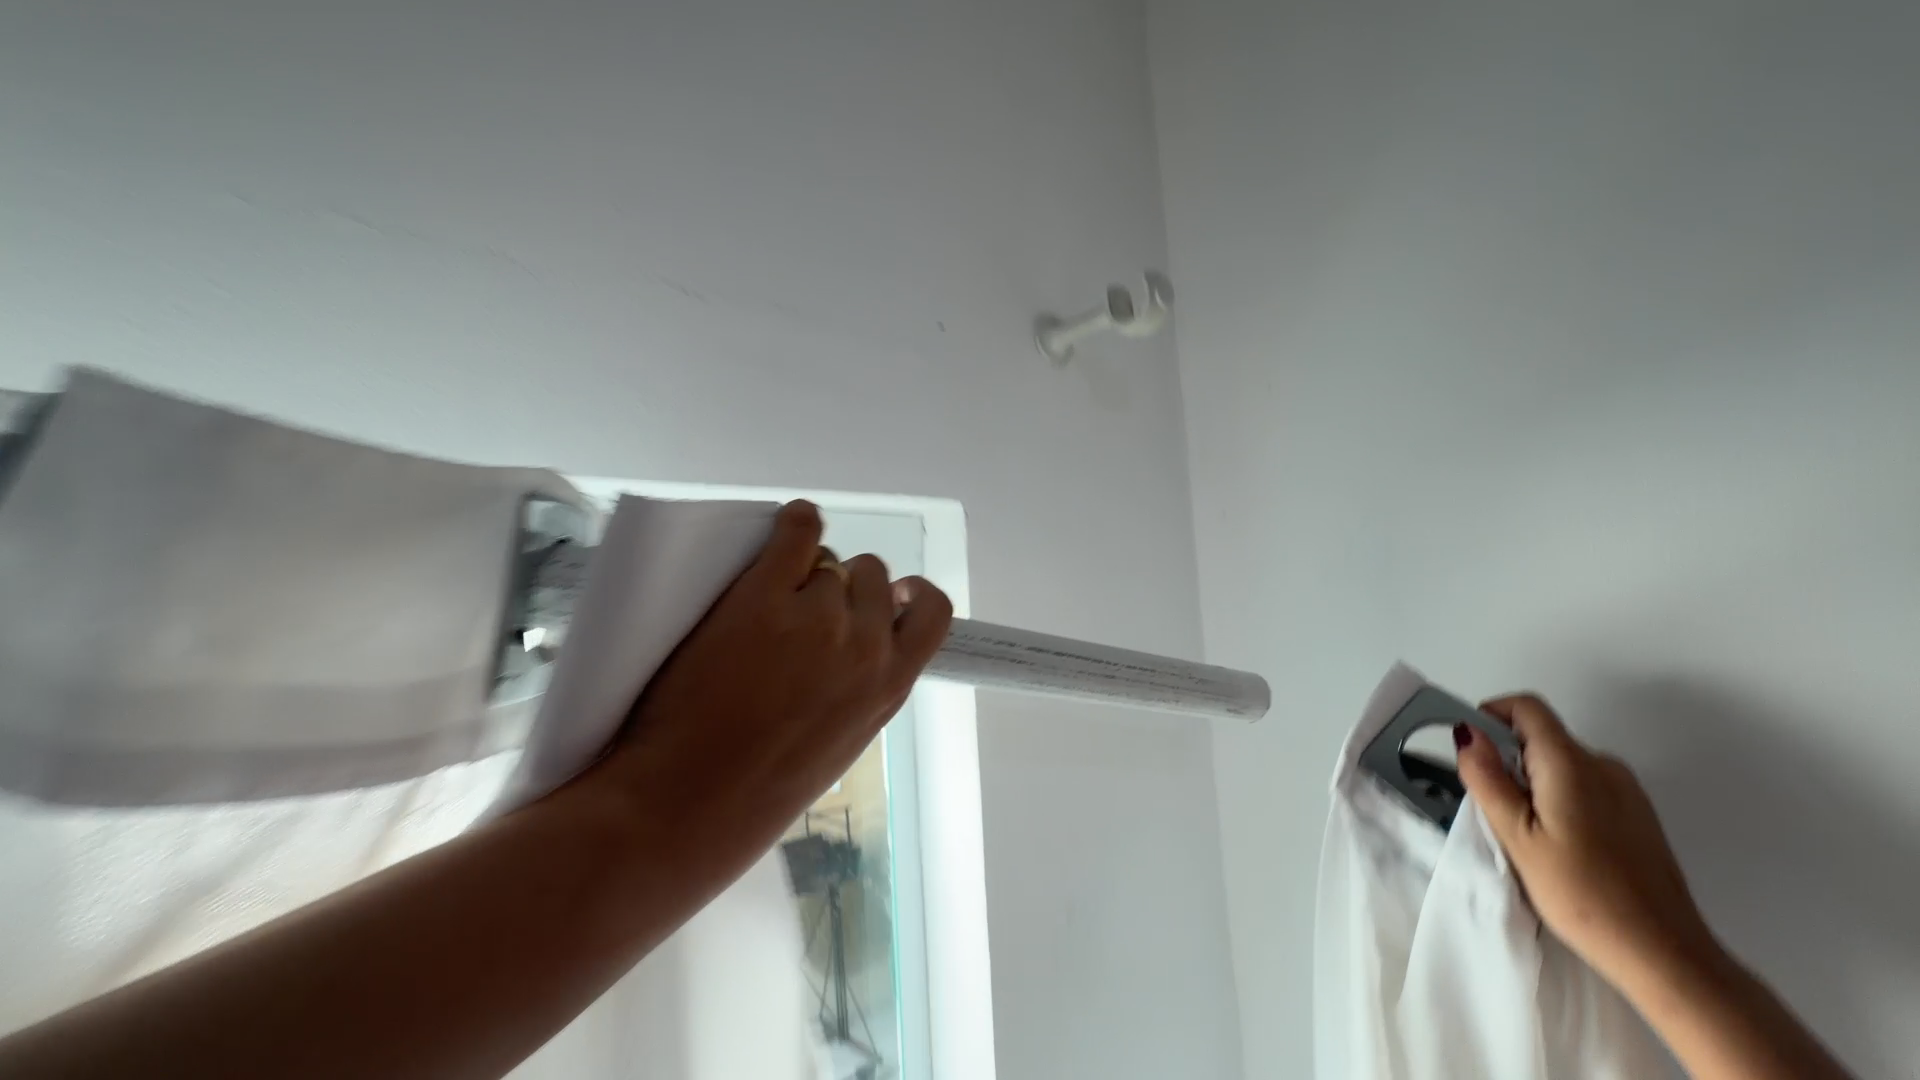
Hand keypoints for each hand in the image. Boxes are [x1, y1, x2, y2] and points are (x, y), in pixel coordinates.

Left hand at [583, 499, 951, 897]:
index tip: (885, 598)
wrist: (687, 804)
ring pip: (831, 560)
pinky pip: (797, 530)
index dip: (906, 597)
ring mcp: (817, 616)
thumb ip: (859, 687)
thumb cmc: (758, 792)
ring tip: (771, 599)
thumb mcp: (839, 742)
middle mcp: (866, 643)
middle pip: (873, 577)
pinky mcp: (764, 595)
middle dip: (845, 587)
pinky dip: (795, 524)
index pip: (931, 612)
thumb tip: (852, 642)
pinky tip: (784, 529)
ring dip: (808, 572)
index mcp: (890, 686)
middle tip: (804, 609)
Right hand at [1454, 694, 1715, 991]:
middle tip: (1493, 809)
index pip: (1526, 707)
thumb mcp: (1516, 836)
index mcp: (1571, 763)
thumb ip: (1488, 778)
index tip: (1470, 751)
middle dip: (1507, 759)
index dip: (1490, 714)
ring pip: (1562, 765)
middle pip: (1542, 737)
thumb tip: (1467, 732)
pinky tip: (1560, 847)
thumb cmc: (1579, 893)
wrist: (1663, 953)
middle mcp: (1604, 765)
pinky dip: (1559, 800)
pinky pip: (1585, 787)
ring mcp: (1627, 790)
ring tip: (1526, 836)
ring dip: (1533, 783)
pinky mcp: (1638, 816)